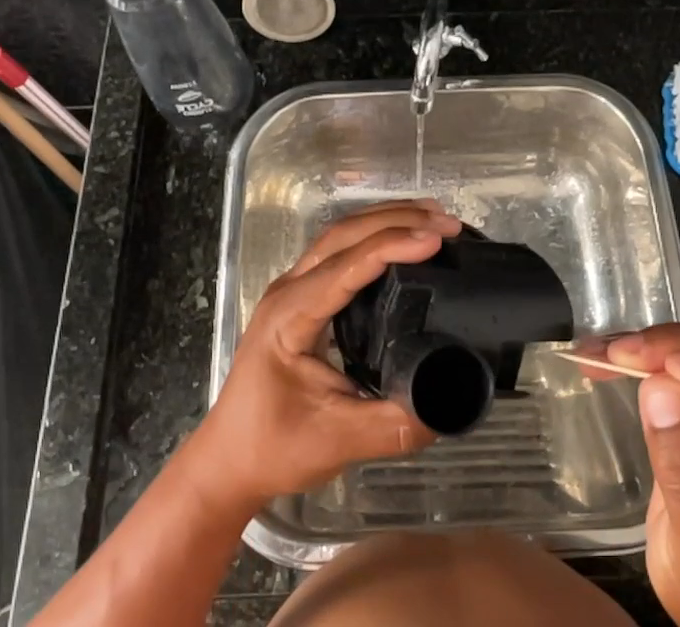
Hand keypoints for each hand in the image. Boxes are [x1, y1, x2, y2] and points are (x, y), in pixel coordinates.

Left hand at [192, 199, 460, 506]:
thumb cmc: (274, 448)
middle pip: (342, 235)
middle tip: (448, 224)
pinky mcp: (302, 301)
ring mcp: (292, 293)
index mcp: (290, 316)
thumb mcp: (338, 441)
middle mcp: (289, 293)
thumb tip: (449, 403)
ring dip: (386, 221)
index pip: (345, 266)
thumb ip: (395, 425)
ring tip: (434, 219)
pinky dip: (375, 238)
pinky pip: (339, 253)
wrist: (230, 461)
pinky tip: (404, 242)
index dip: (391, 247)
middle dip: (396, 220)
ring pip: (339, 236)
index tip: (436, 240)